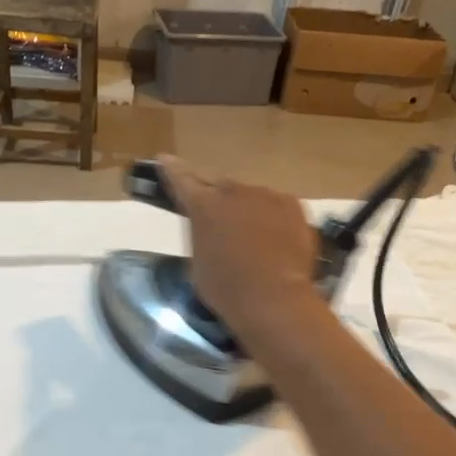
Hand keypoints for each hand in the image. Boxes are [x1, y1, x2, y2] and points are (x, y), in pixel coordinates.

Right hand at [161, 159, 324, 338]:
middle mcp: (232, 191)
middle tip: (212, 205)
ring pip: (250, 196)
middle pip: (218, 184)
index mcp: (202, 205)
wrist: (274, 297)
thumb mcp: (198, 263)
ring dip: (246, 208)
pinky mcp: (292, 205)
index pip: (181, 179)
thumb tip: (211, 230)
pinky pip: (276, 206)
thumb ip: (201, 236)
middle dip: (212, 192)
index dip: (171, 169)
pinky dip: (272, 217)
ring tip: (250, 233)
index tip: (164, 159)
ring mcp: (265, 195)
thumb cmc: (226, 288)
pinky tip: (275, 238)